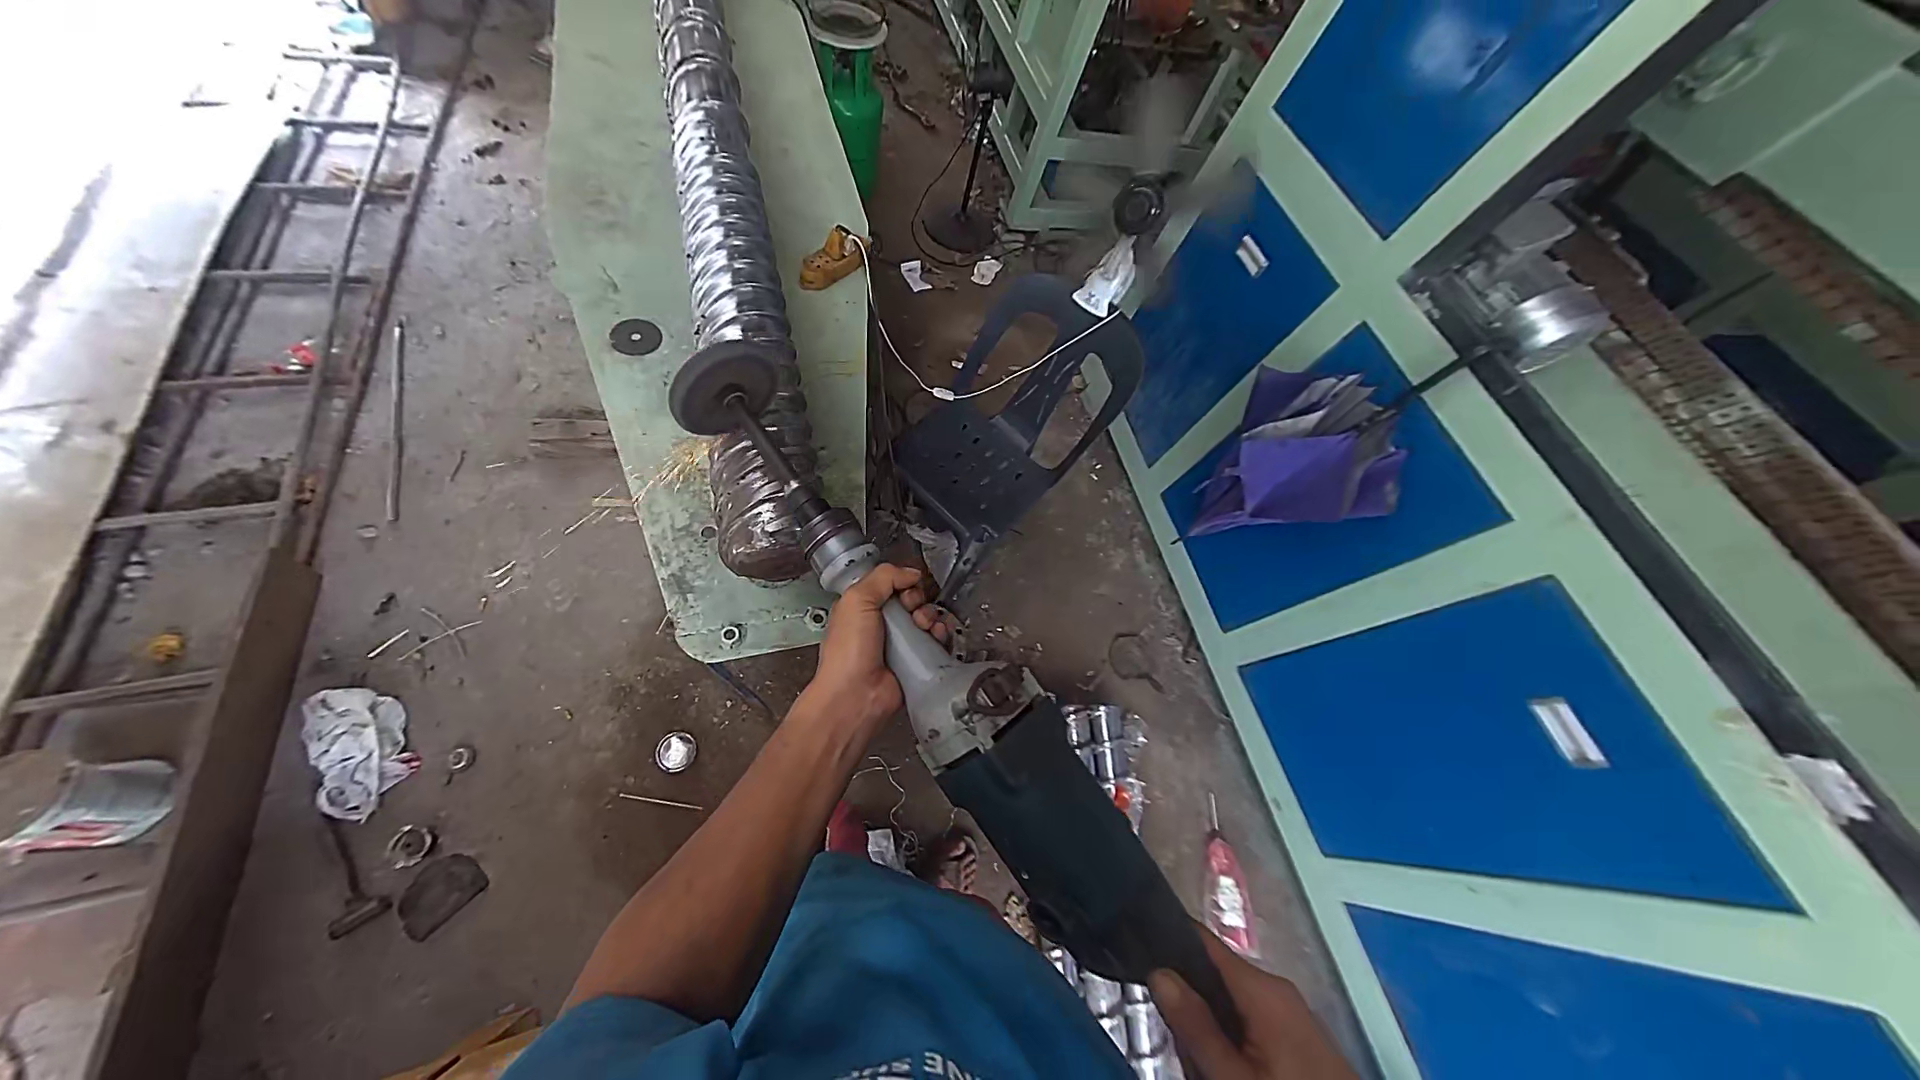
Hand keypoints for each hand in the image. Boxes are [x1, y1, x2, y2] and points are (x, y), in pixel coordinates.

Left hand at [795, 564, 949, 734]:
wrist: (855, 696)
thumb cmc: (846, 654)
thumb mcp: (857, 599)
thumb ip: (883, 577)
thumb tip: (910, 572)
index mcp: (862, 606)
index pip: (891, 583)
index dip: (901, 581)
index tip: (903, 586)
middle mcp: (881, 624)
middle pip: (912, 599)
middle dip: (918, 598)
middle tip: (910, 608)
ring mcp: (899, 643)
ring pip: (927, 618)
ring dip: (930, 616)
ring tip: (922, 624)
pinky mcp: (915, 660)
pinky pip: (935, 641)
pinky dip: (939, 634)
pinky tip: (934, 635)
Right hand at [1150, 932, 1359, 1079]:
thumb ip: (1195, 1025)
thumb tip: (1159, 970)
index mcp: (1260, 988)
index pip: (1202, 940)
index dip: (1168, 942)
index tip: (1136, 951)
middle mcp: (1277, 990)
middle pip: (1213, 974)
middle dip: (1189, 1004)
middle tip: (1174, 1043)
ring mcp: (1292, 1015)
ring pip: (1230, 1003)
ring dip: (1208, 1029)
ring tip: (1199, 1067)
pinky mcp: (1300, 1041)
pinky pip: (1251, 1023)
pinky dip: (1231, 1041)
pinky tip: (1224, 1070)